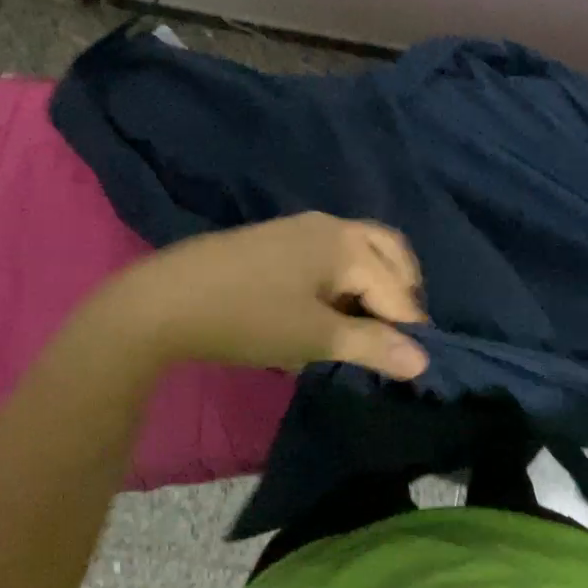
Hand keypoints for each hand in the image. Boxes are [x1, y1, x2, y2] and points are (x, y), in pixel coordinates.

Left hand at [99, 212, 431, 381]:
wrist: (164, 300)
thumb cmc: (248, 318)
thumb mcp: (314, 338)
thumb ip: (371, 346)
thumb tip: (422, 360)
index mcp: (347, 244)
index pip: (397, 286)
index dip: (409, 325)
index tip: (414, 363)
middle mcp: (333, 225)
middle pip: (389, 250)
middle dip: (402, 289)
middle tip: (399, 332)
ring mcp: (303, 228)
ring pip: (360, 248)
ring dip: (374, 281)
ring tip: (366, 325)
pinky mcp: (279, 239)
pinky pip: (333, 251)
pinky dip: (348, 276)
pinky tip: (329, 309)